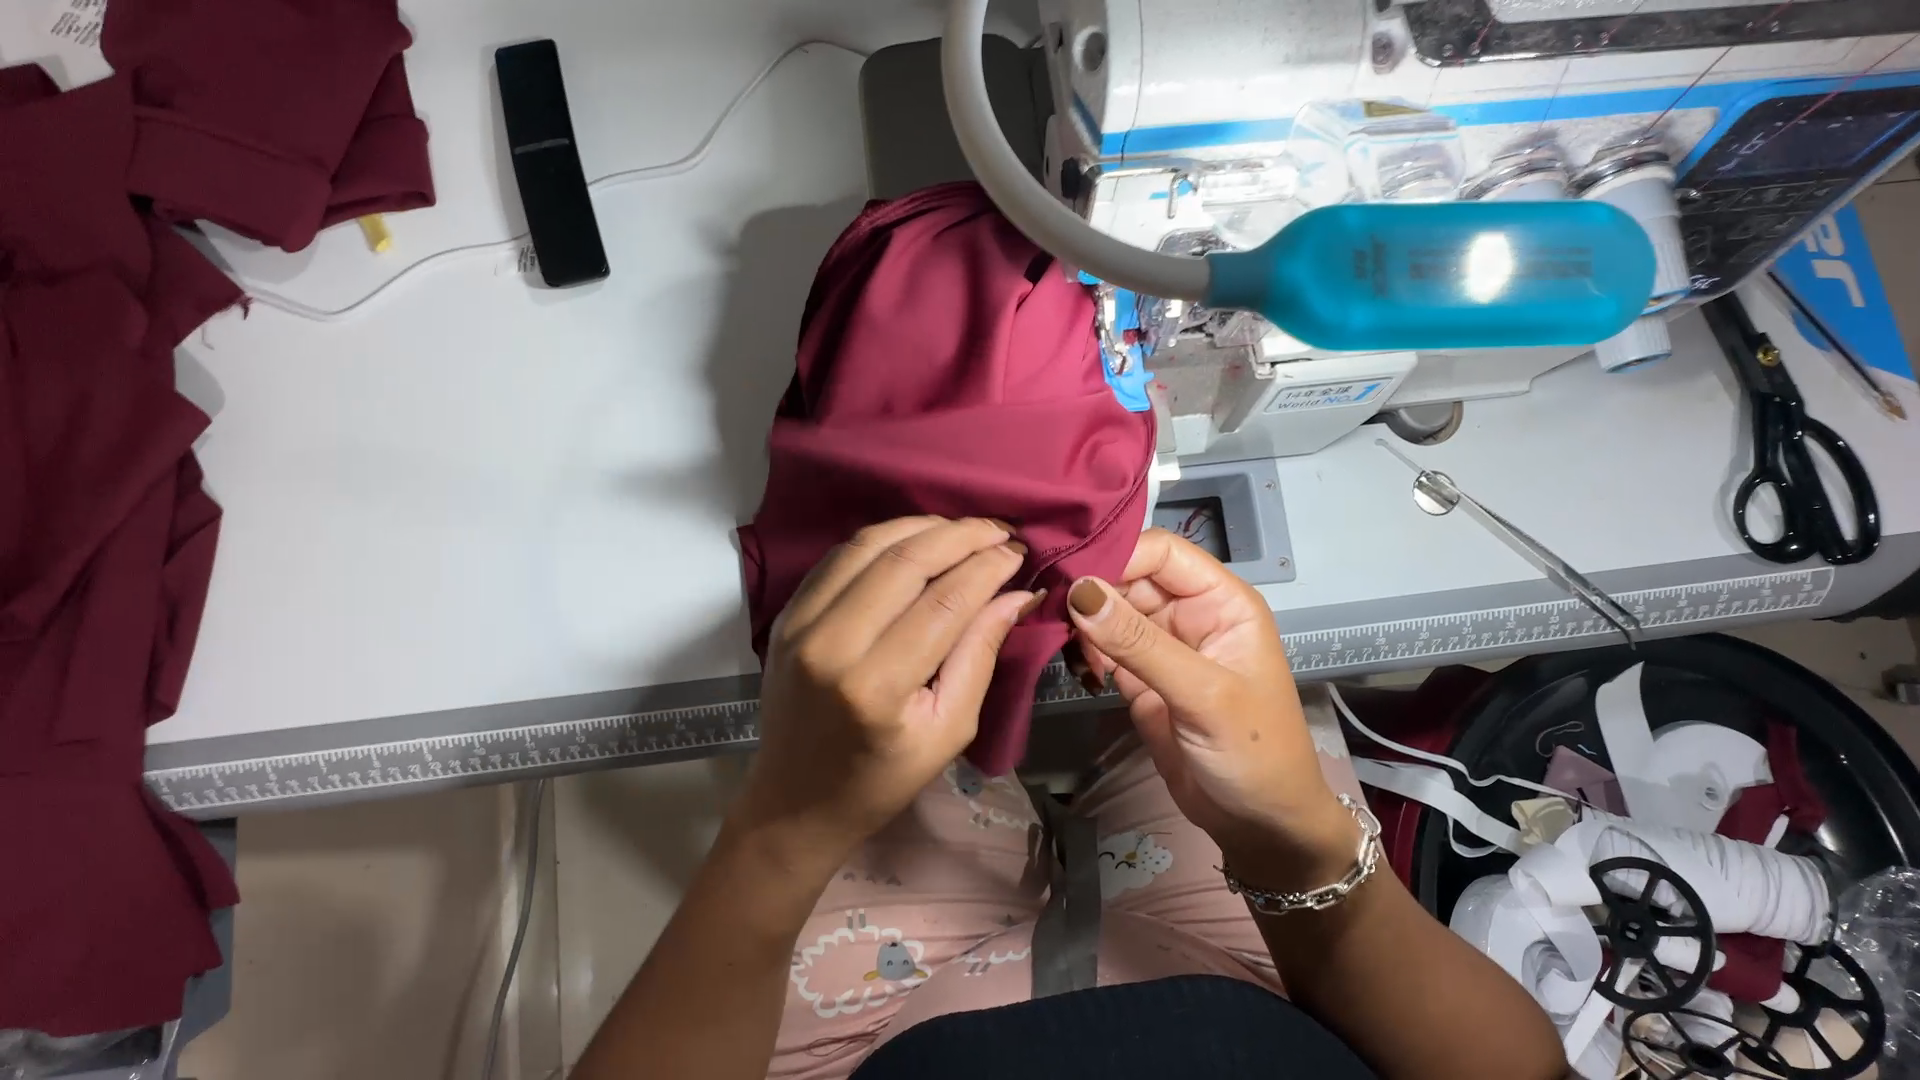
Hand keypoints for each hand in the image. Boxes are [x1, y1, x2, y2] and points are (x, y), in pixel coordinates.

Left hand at [734, 516, 1038, 866]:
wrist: (794, 801)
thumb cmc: (881, 779)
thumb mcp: (947, 731)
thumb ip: (981, 656)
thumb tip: (1018, 594)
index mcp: (876, 688)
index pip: (944, 602)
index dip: (987, 567)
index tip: (1018, 551)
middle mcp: (831, 645)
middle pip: (904, 560)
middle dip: (961, 535)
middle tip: (999, 530)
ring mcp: (800, 624)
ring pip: (868, 545)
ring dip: (922, 527)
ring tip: (963, 530)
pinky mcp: (787, 615)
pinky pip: (839, 556)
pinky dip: (882, 539)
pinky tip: (914, 540)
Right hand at [1068, 529, 1355, 886]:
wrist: (1259, 824)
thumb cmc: (1254, 750)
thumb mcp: (1202, 694)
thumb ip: (1138, 642)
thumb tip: (1079, 590)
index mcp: (1222, 600)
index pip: (1162, 552)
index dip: (1119, 555)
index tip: (1071, 572)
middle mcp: (1190, 613)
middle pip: (1130, 577)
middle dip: (1091, 586)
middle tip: (1046, 600)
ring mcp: (1163, 646)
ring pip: (1111, 611)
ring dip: (1082, 619)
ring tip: (1052, 630)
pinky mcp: (1140, 677)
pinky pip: (1103, 647)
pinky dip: (1084, 650)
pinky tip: (1072, 660)